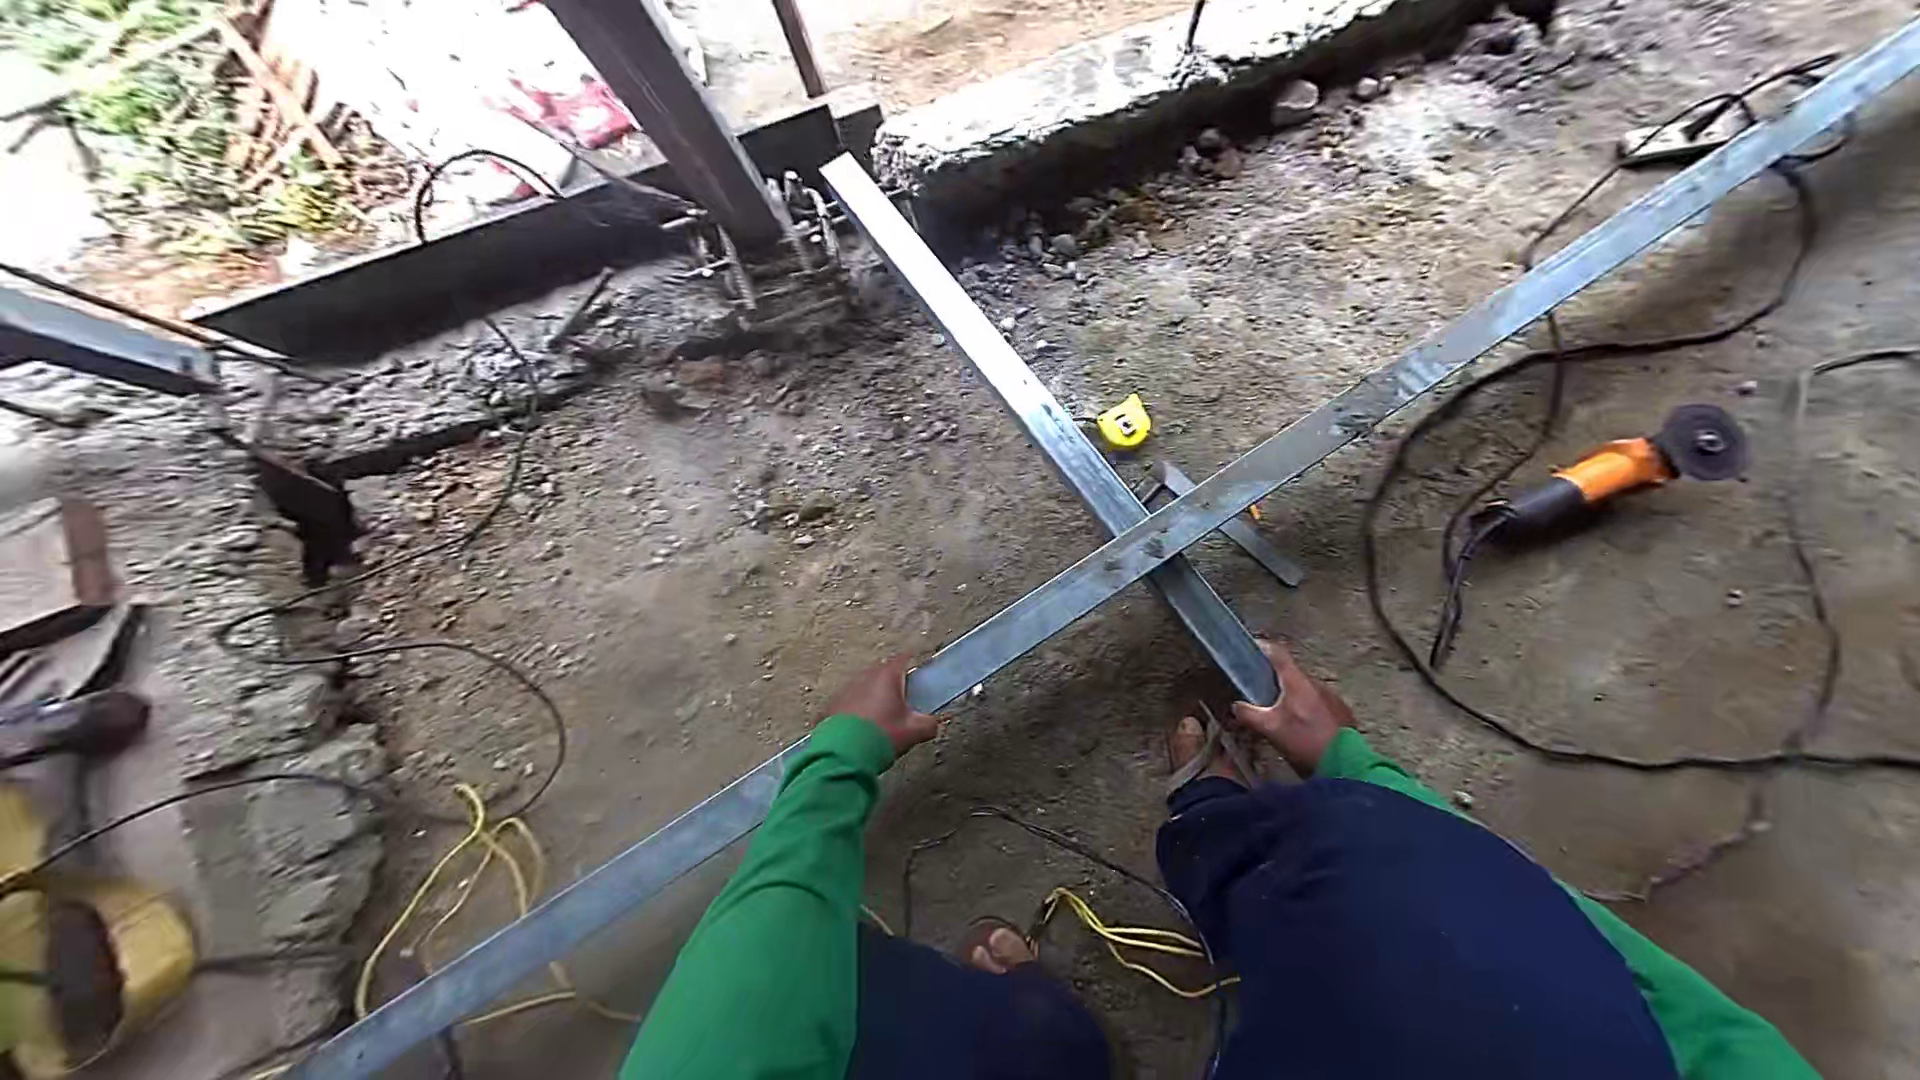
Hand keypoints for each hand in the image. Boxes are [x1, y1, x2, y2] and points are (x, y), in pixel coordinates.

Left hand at [824, 652, 939, 758]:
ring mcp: (846, 689)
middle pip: (883, 672)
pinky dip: (856, 710)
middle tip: (902, 700)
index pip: (903, 659)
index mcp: (887, 676)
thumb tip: (931, 724)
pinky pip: (849, 702)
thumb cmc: (881, 736)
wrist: (844, 754)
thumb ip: (929, 724)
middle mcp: (865, 676)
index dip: (911, 662)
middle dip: (892, 683)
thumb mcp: (914, 732)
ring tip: (881, 718)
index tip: (916, 670)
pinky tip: (861, 727)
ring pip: (865, 686)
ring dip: (873, 696)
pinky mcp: (833, 705)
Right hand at [1231, 639, 1353, 776]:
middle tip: (1260, 687)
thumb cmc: (1306, 742)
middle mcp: (1317, 684)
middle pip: (1291, 672)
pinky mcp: (1343, 713)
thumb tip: (1236, 706)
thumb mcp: (1269, 729)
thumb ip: (1248, 714)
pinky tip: (1302, 724)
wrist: (1347, 765)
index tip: (1252, 648)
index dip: (1263, 648)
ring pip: (1306, 689)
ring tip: (1280, 710)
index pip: (1278, 654)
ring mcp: (1332, 698)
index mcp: (1297, 682)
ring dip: (1292, 694)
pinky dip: (1307, 707)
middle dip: (1275, 677)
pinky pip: (1319, 703)